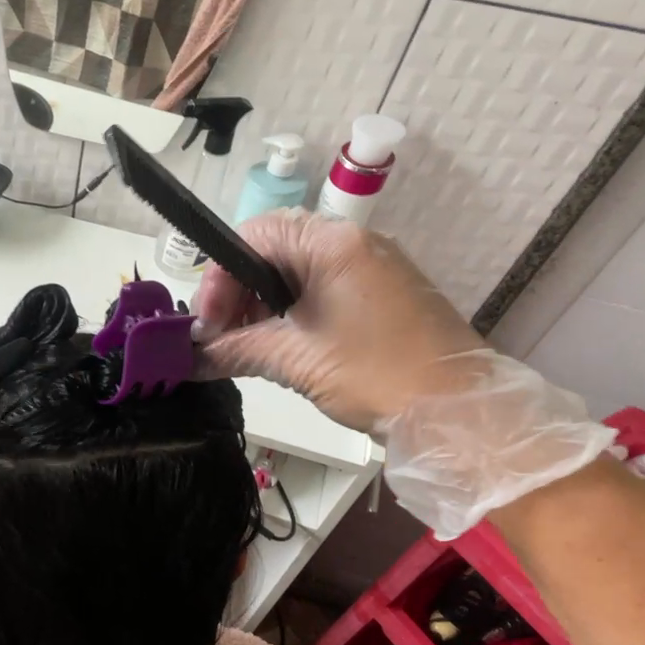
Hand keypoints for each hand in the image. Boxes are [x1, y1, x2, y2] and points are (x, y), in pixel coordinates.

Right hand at [192, 209, 484, 433]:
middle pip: (272, 250)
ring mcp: (370, 267)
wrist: (456, 409)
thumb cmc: (374, 373)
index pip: (253, 235)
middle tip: (221, 338)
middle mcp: (352, 243)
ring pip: (295, 271)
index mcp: (332, 244)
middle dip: (237, 292)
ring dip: (261, 305)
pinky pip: (321, 288)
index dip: (219, 277)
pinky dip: (291, 312)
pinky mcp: (380, 294)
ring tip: (246, 347)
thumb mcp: (294, 361)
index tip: (208, 325)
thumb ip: (234, 352)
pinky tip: (280, 347)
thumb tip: (188, 359)